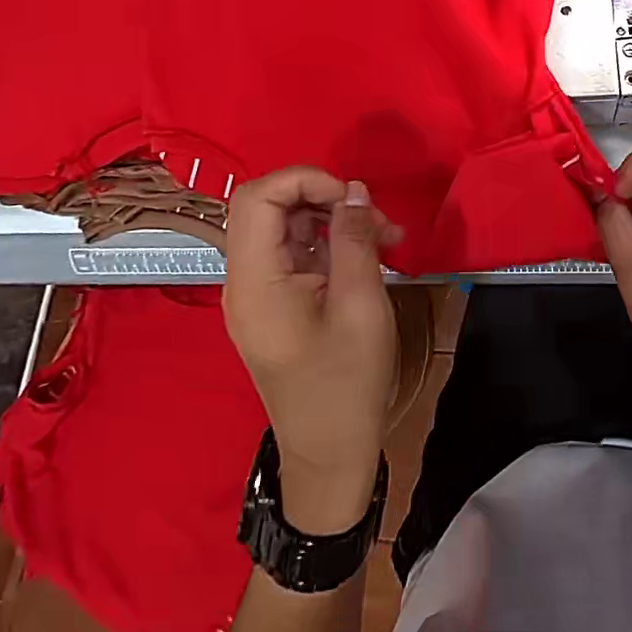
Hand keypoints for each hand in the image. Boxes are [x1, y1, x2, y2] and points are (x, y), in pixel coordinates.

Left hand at [223, 167, 403, 533]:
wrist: (330, 452)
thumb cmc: (346, 383)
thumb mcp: (361, 305)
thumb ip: (355, 240)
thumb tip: (354, 190)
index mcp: (254, 281)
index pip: (257, 197)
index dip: (304, 180)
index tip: (352, 197)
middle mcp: (244, 281)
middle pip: (269, 208)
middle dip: (325, 198)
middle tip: (375, 217)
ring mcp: (258, 293)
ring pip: (287, 228)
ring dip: (334, 221)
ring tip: (386, 237)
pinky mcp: (276, 304)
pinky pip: (296, 254)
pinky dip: (332, 244)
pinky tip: (371, 255)